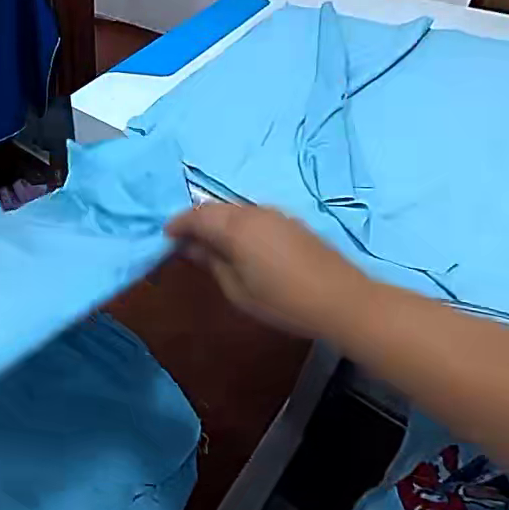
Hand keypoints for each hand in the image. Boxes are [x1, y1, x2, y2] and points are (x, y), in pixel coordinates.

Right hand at [166, 203, 377, 335]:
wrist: (343, 300)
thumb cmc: (283, 301)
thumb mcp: (237, 289)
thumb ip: (211, 263)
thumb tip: (191, 248)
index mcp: (234, 227)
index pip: (196, 216)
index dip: (177, 224)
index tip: (166, 237)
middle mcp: (251, 212)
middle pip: (214, 208)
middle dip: (196, 221)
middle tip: (184, 241)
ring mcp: (274, 214)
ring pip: (234, 209)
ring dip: (217, 221)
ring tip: (209, 243)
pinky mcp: (290, 222)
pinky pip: (252, 214)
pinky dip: (237, 223)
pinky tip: (239, 244)